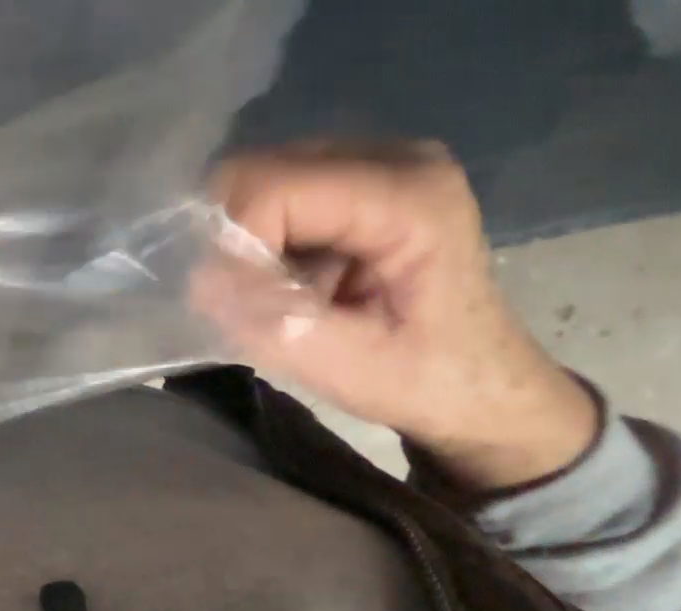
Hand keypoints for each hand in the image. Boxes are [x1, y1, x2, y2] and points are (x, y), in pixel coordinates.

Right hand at [203, 141, 597, 490]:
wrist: (476, 382)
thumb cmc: (422, 381)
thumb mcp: (344, 366)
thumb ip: (271, 319)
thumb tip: (203, 281)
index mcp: (410, 197)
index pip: (275, 188)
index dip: (235, 246)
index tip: (240, 303)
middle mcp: (395, 158)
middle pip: (261, 171)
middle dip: (233, 241)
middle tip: (249, 299)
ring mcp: (377, 162)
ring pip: (259, 180)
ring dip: (244, 243)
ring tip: (275, 292)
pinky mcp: (358, 179)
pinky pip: (274, 193)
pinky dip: (260, 240)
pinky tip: (289, 277)